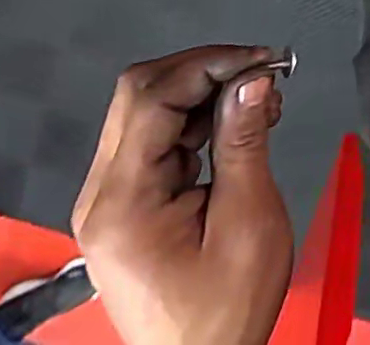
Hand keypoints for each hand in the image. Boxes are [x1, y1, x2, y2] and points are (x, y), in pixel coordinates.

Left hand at [73, 46, 292, 344]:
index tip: (265, 62)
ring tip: (262, 102)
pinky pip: (160, 133)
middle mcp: (103, 191)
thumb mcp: (247, 221)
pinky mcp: (130, 199)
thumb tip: (254, 77)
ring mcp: (112, 195)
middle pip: (142, 92)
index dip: (211, 65)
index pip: (154, 98)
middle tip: (263, 75)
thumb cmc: (226, 307)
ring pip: (151, 106)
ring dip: (208, 90)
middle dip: (207, 69)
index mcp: (123, 200)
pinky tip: (240, 122)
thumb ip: (244, 142)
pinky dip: (202, 115)